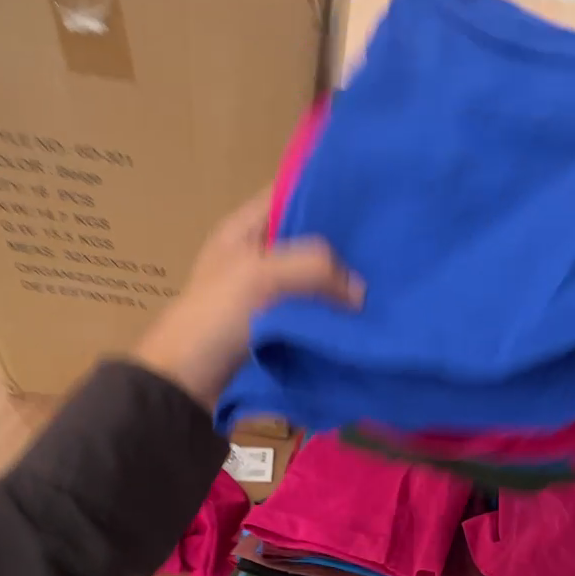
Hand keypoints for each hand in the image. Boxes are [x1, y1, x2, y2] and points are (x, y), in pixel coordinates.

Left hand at [132, 191, 363, 408]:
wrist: (186, 385)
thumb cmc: (215, 318)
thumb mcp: (262, 276)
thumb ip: (314, 267)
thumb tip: (360, 290)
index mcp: (244, 229)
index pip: (290, 193)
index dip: (326, 190)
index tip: (370, 199)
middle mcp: (258, 256)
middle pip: (309, 239)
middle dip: (345, 245)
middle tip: (389, 249)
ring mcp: (268, 295)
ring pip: (315, 281)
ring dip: (343, 286)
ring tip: (385, 284)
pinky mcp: (279, 329)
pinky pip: (314, 315)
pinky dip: (335, 317)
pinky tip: (365, 317)